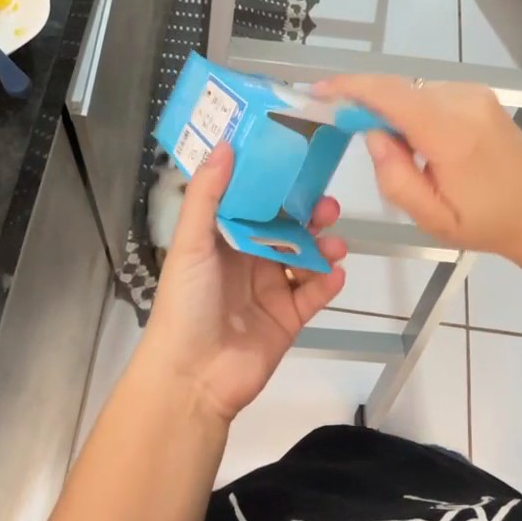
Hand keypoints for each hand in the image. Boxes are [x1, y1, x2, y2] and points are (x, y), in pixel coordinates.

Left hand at [140, 144, 347, 422]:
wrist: (193, 376)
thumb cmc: (186, 301)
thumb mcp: (190, 242)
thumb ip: (208, 194)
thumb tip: (225, 144)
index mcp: (223, 238)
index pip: (254, 202)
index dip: (276, 183)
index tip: (300, 161)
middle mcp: (248, 259)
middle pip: (287, 228)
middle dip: (309, 215)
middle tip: (328, 206)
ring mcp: (270, 289)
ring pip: (305, 258)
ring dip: (323, 247)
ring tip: (335, 244)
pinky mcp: (288, 319)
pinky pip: (313, 294)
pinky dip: (328, 282)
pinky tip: (335, 273)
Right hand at [315, 76, 521, 259]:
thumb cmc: (486, 223)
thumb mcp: (432, 218)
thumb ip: (395, 177)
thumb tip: (373, 133)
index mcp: (452, 135)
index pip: (392, 95)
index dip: (351, 88)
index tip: (319, 90)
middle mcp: (464, 102)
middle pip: (398, 91)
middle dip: (371, 110)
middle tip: (370, 148)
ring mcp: (474, 94)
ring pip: (412, 92)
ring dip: (396, 115)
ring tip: (414, 160)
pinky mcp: (478, 93)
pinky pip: (429, 95)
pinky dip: (414, 113)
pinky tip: (428, 147)